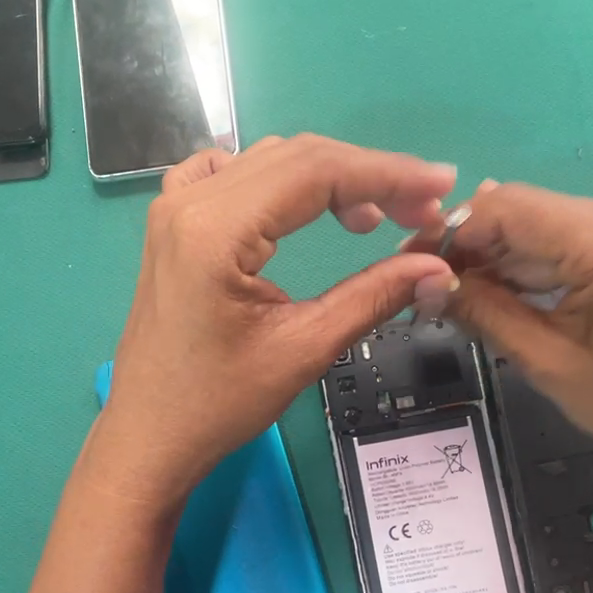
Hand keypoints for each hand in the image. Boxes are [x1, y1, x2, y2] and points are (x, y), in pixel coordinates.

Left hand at [90, 135, 459, 506]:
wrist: (151, 434)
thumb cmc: (219, 404)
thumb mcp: (303, 350)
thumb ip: (372, 297)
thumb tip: (437, 266)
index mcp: (215, 230)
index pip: (316, 172)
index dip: (388, 173)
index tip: (442, 186)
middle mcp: (190, 202)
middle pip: (296, 158)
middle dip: (367, 177)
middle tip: (421, 210)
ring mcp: (175, 208)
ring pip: (268, 163)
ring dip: (328, 180)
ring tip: (374, 220)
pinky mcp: (174, 224)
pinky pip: (232, 176)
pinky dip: (280, 183)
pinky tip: (301, 207)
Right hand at [419, 183, 592, 501]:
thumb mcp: (551, 364)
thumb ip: (488, 313)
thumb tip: (430, 283)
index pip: (511, 208)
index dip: (455, 232)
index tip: (417, 264)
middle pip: (528, 212)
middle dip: (476, 248)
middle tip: (435, 289)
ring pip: (547, 222)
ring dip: (503, 257)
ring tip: (465, 297)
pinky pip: (574, 236)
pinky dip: (537, 262)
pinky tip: (509, 292)